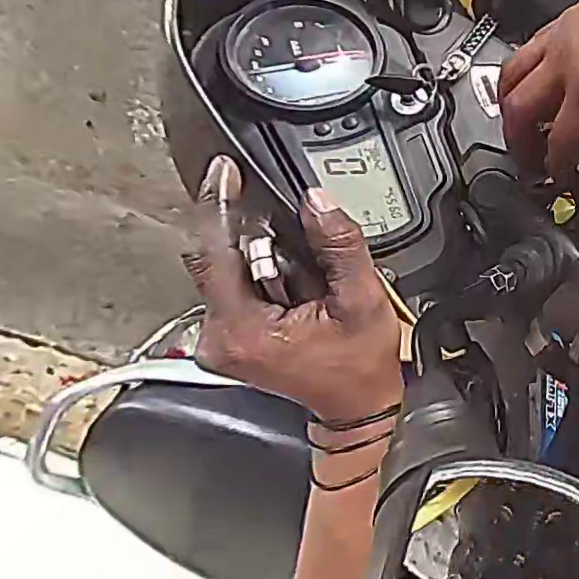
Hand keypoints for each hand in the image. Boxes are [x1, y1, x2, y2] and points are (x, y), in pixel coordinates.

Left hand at [182, 156, 401, 422]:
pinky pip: (240, 286)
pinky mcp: (229, 336)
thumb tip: (318, 202)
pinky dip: (270, 278)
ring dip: (273, 265)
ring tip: (312, 295)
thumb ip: (340, 247)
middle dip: (272, 249)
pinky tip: (300, 298)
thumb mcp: (362, 300)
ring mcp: (220, 339)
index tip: (223, 172)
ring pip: (236, 271)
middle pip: (229, 259)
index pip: (216, 252)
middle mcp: (219, 337)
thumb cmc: (359, 366)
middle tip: (314, 279)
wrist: (356, 407)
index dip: (220, 205)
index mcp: (244, 330)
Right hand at [500, 0, 578, 178]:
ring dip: (508, 111)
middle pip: (519, 112)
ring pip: (508, 79)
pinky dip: (516, 77)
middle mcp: (567, 61)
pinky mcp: (558, 24)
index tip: (560, 175)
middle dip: (519, 145)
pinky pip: (522, 54)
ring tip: (519, 128)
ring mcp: (558, 39)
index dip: (557, 167)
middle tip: (530, 160)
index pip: (561, 140)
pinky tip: (529, 87)